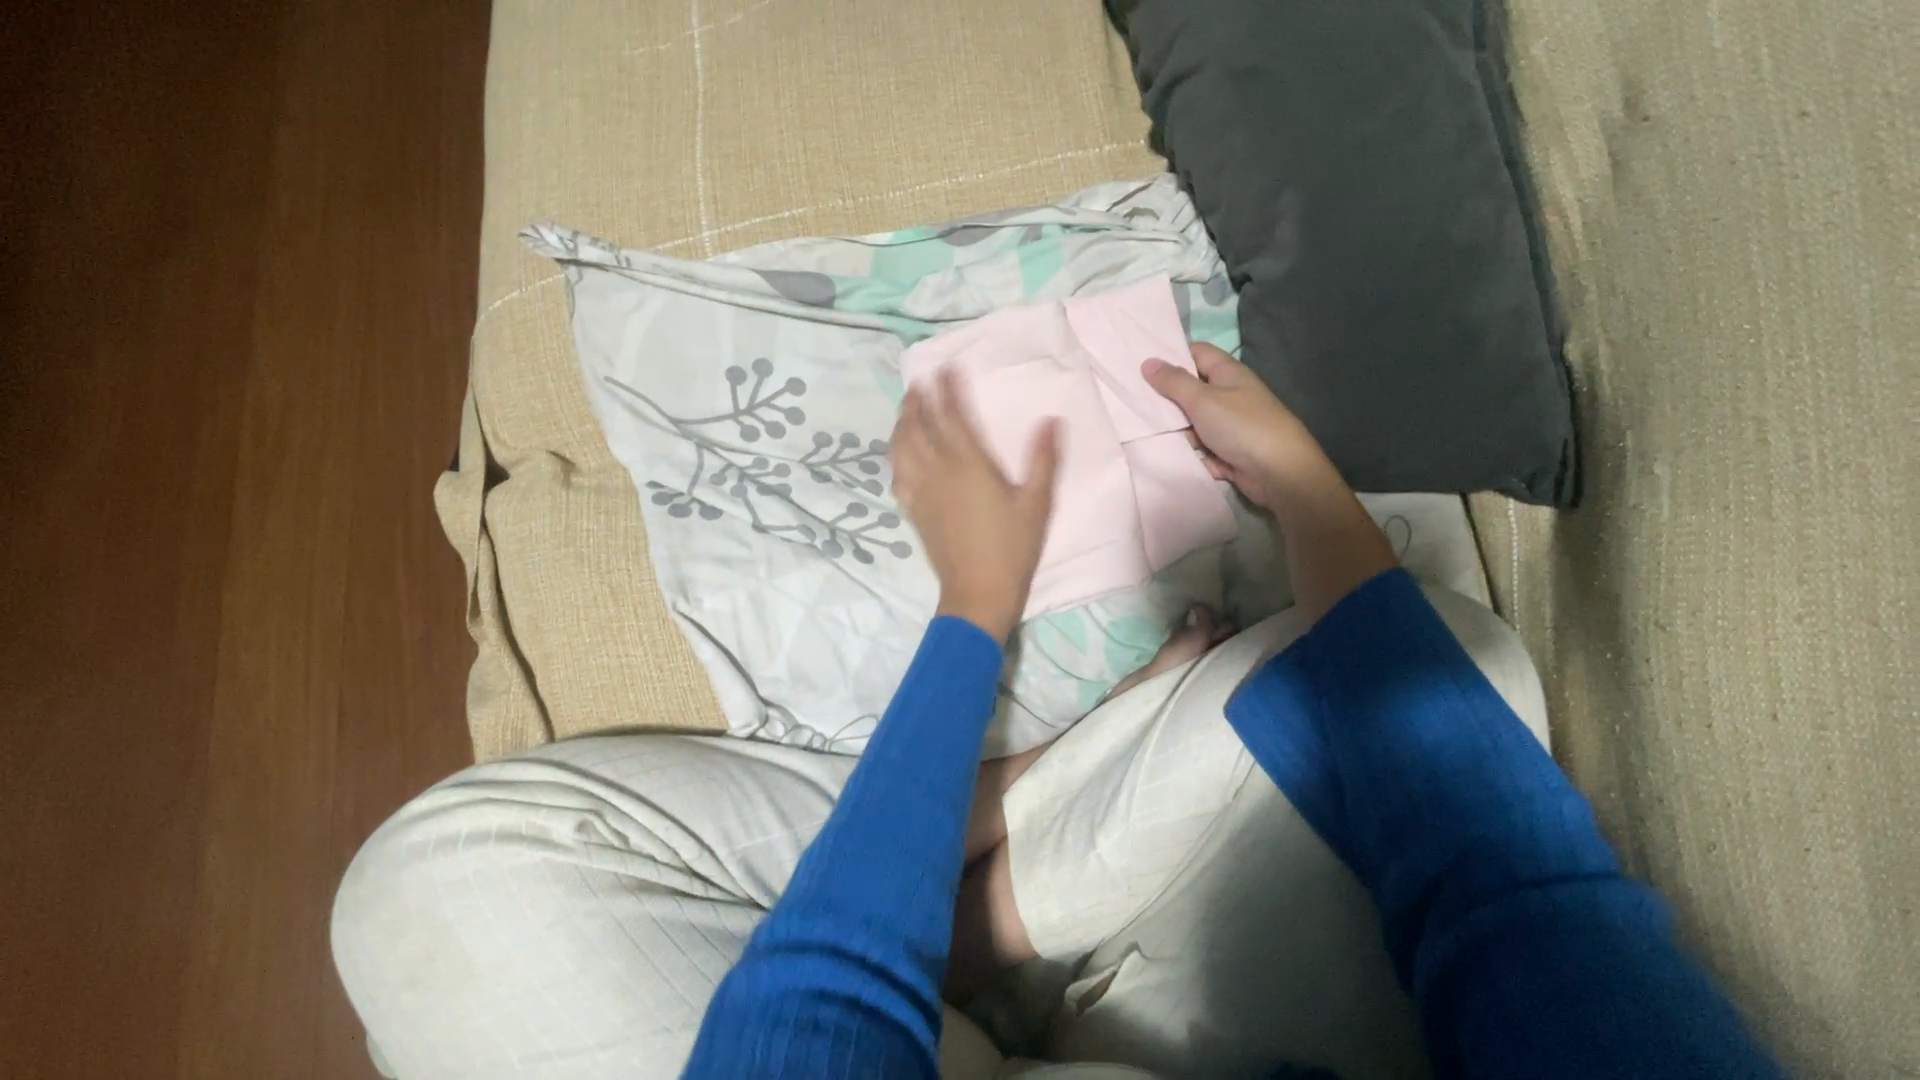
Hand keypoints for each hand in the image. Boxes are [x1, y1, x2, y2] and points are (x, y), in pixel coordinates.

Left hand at [891, 369, 1060, 643]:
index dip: (948, 389)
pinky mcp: (915, 512)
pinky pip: (898, 476)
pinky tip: (899, 455)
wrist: (978, 592)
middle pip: (920, 427)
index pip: (953, 416)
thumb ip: (1044, 460)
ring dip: (902, 424)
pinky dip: (896, 457)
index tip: (945, 368)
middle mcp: (939, 472)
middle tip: (917, 382)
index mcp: (970, 466)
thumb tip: (1051, 421)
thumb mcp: (1037, 504)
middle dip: (917, 401)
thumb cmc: (1013, 549)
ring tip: (905, 409)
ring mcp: (922, 493)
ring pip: (903, 449)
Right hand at [1141, 343, 1326, 508]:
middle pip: (1192, 390)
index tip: (1141, 365)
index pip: (1197, 353)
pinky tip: (1165, 456)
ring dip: (1175, 430)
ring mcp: (1229, 426)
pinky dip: (1189, 454)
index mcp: (1228, 374)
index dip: (1171, 356)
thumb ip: (1173, 382)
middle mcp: (1230, 396)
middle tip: (1133, 402)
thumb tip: (1148, 361)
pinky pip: (1201, 450)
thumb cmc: (1242, 426)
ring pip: (1194, 423)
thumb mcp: (1203, 399)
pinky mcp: (1228, 453)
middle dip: (1166, 398)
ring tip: (1141, 433)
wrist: (1279, 473)